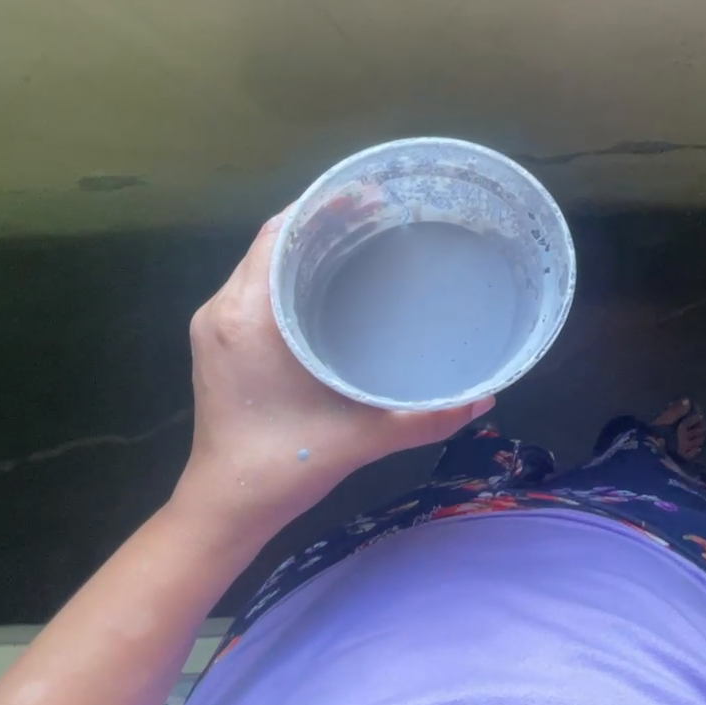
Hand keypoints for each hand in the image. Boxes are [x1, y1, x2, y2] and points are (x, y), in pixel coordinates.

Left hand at [168, 213, 494, 547]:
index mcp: (249, 317)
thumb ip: (428, 417)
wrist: (225, 507)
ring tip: (365, 239)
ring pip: (263, 262)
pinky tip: (334, 281)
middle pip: (273, 241)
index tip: (372, 197)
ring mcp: (217, 324)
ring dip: (308, 244)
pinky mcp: (220, 341)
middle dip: (325, 221)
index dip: (323, 206)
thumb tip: (487, 398)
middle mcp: (225, 309)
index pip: (280, 234)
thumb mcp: (366, 437)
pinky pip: (258, 285)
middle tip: (383, 215)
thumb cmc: (285, 465)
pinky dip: (294, 271)